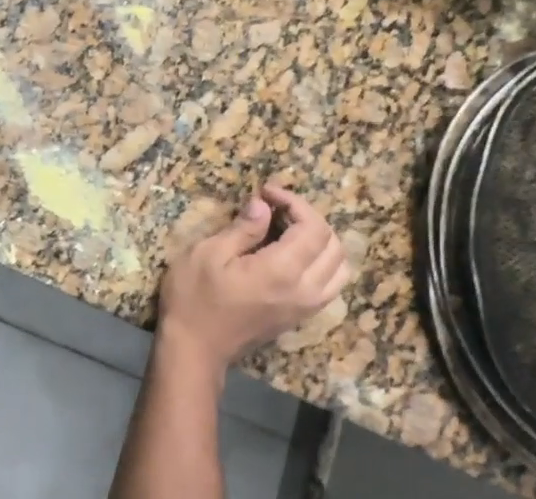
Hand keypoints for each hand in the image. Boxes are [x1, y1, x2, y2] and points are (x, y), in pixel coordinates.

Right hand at [157, 185, 351, 372]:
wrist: (199, 344)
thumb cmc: (195, 295)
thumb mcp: (207, 254)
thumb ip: (242, 230)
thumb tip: (262, 206)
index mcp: (283, 270)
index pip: (313, 228)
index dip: (295, 203)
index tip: (266, 191)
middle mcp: (307, 288)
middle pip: (334, 245)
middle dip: (310, 217)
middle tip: (277, 205)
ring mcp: (310, 304)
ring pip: (340, 267)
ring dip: (322, 240)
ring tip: (289, 226)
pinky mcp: (304, 313)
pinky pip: (332, 282)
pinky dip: (322, 260)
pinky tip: (293, 252)